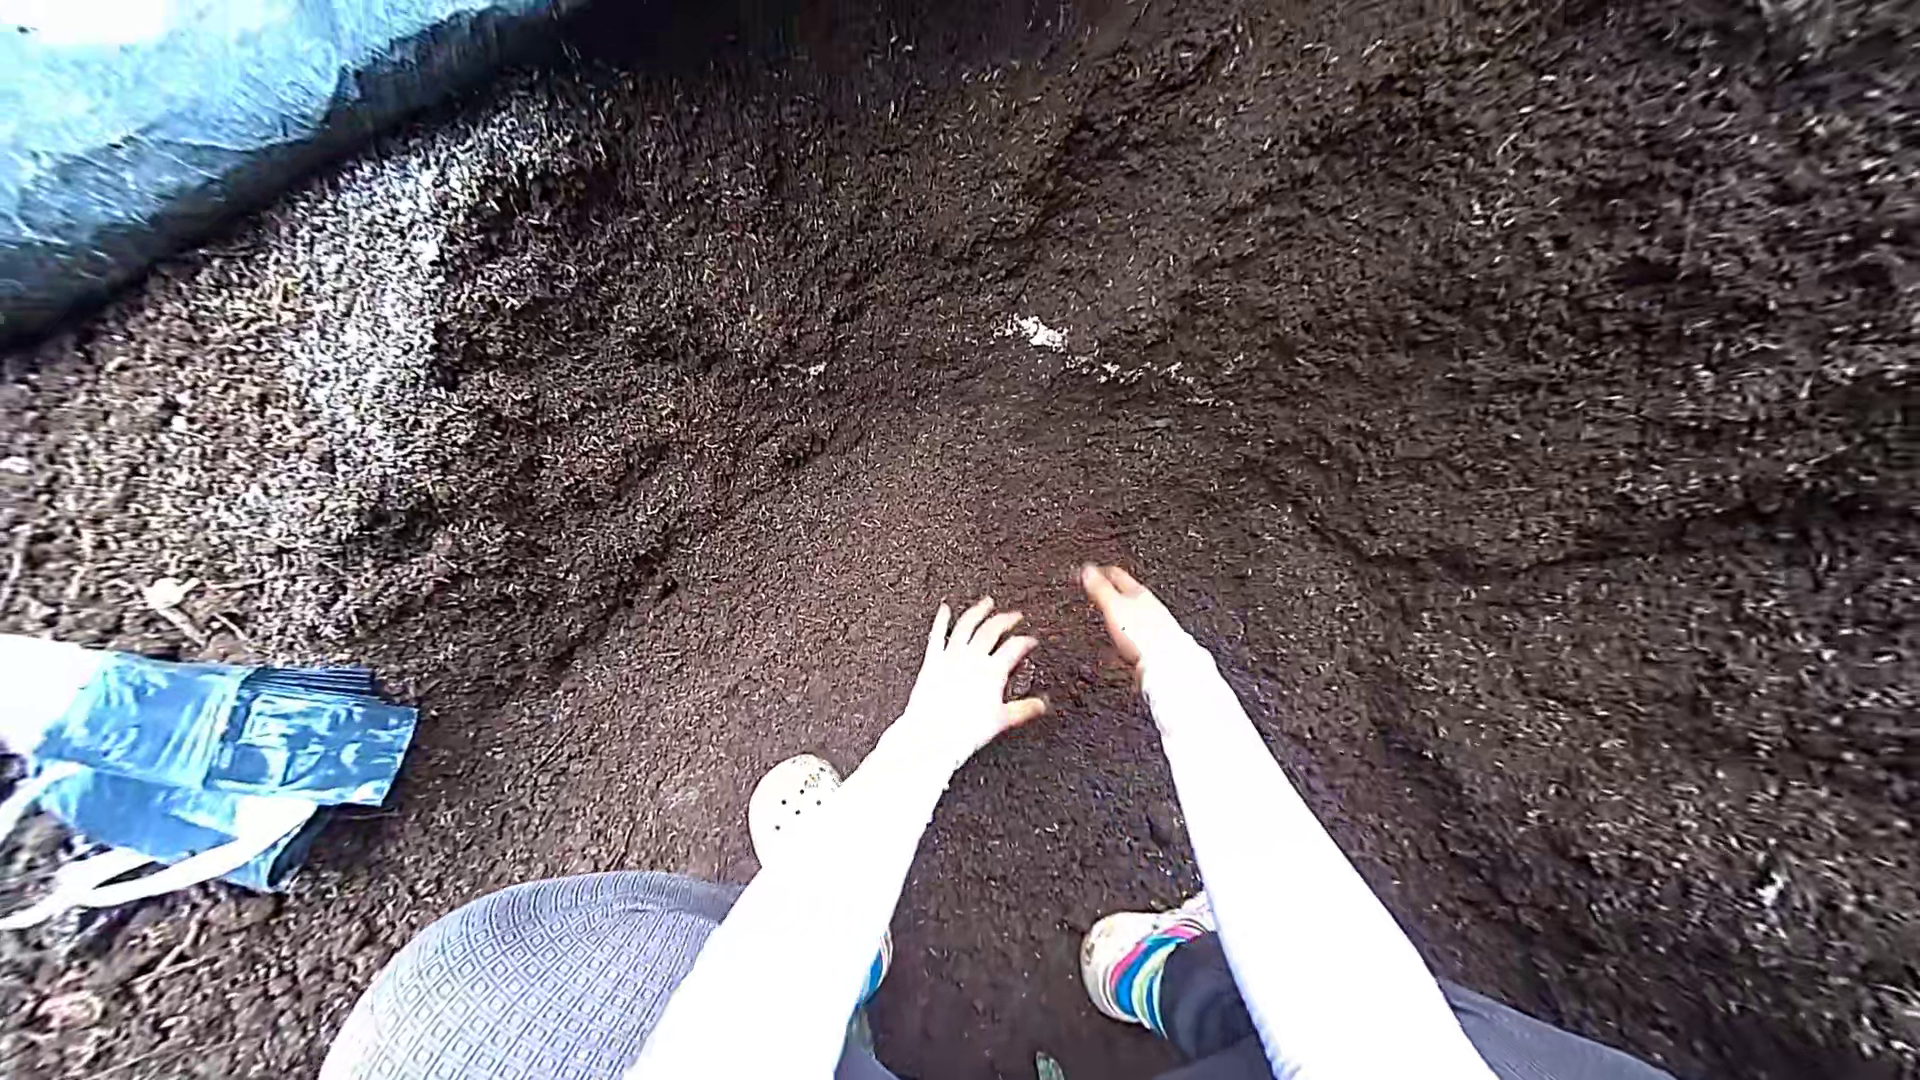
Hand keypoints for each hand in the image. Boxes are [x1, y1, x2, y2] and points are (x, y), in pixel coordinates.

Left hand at [896, 597, 1047, 767]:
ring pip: (967, 624)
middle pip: (993, 629)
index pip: (1015, 647)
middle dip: (1007, 619)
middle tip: (1015, 615)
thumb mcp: (1001, 720)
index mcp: (993, 671)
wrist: (933, 735)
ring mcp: (952, 656)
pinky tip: (944, 609)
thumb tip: (1041, 705)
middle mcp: (973, 658)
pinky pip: (937, 634)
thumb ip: (1024, 709)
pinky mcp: (933, 659)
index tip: (1031, 640)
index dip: (1026, 641)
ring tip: (986, 602)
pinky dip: (941, 619)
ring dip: (978, 611)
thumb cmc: (965, 732)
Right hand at [1081, 564, 1189, 678]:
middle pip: (1125, 592)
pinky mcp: (1154, 643)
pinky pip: (1135, 632)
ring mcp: (1153, 624)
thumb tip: (1087, 570)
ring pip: (1132, 612)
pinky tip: (1120, 640)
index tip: (1086, 572)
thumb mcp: (1113, 606)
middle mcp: (1149, 606)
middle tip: (1095, 590)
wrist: (1166, 662)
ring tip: (1106, 614)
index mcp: (1138, 593)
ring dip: (1118, 611)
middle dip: (1109, 590)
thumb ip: (1100, 588)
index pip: (1115, 575)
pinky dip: (1124, 631)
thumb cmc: (1143, 633)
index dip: (1098, 572)